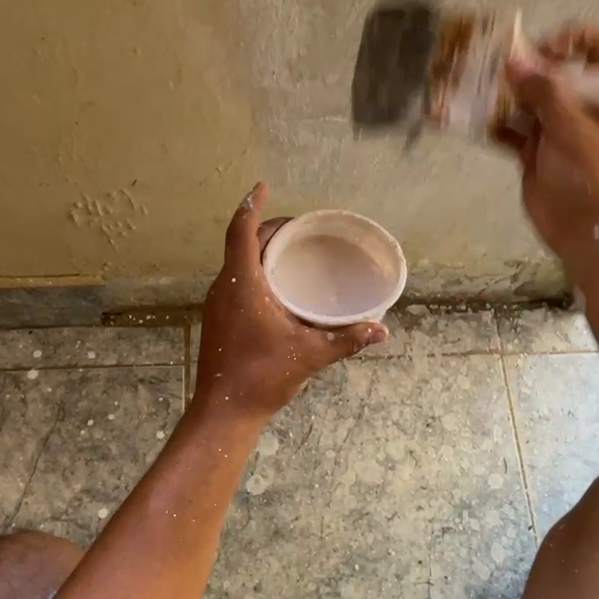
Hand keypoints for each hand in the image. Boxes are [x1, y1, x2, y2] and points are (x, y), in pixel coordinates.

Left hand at [192, 184, 387, 421]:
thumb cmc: (261, 377)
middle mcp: (225, 288)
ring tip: (291, 249)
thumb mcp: (309, 355)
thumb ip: (346, 339)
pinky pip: (236, 281)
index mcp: (242, 285)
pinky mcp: (219, 320)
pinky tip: (277, 285)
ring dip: (260, 250)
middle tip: (297, 225)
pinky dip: (255, 270)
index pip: (241, 232)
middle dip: (266, 228)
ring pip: (237, 263)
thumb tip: (380, 330)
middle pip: (241, 244)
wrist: (223, 412)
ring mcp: (218, 304)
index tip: (262, 186)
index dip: (252, 206)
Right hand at [499, 24, 598, 263]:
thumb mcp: (574, 131)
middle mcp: (583, 107)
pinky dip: (493, 124)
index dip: (576, 39)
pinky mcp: (533, 149)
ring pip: (527, 98)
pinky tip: (475, 120)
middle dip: (528, 66)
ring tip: (481, 89)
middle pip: (555, 70)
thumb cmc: (593, 179)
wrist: (583, 233)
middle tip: (504, 68)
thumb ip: (545, 94)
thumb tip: (513, 63)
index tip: (547, 48)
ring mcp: (556, 128)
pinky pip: (509, 128)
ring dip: (504, 94)